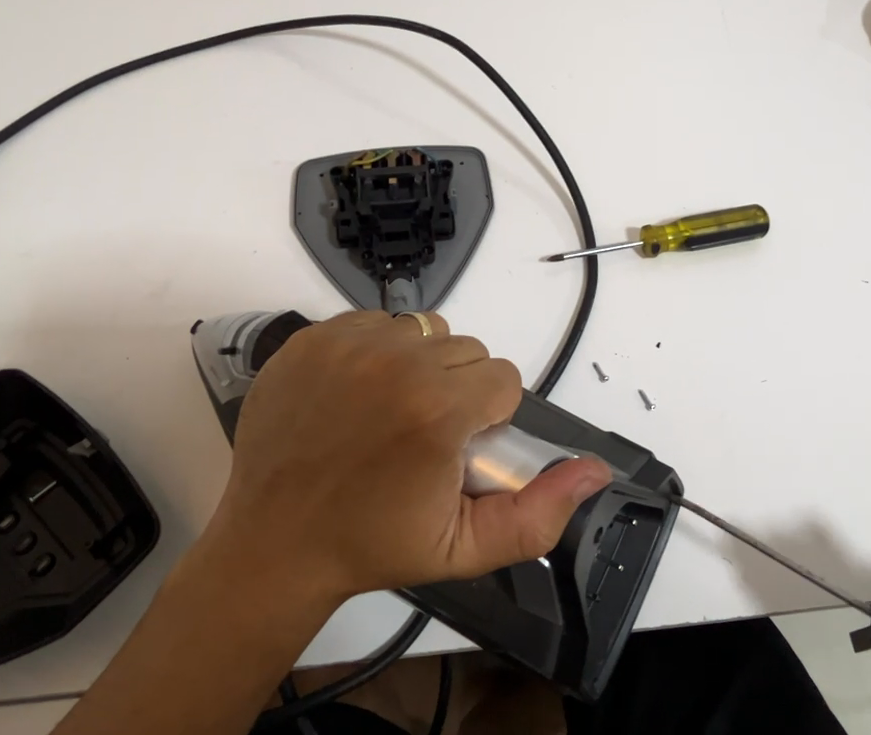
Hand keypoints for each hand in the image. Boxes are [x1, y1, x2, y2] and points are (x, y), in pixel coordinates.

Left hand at [199, 310, 613, 603]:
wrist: (275, 543)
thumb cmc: (372, 545)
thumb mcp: (464, 548)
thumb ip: (539, 512)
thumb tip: (595, 470)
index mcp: (437, 409)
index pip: (503, 378)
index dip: (489, 416)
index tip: (458, 447)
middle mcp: (394, 362)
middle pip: (466, 350)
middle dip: (459, 388)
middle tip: (425, 433)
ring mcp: (347, 344)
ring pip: (422, 330)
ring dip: (420, 363)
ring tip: (393, 410)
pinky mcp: (311, 338)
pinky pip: (372, 322)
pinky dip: (376, 350)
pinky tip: (358, 394)